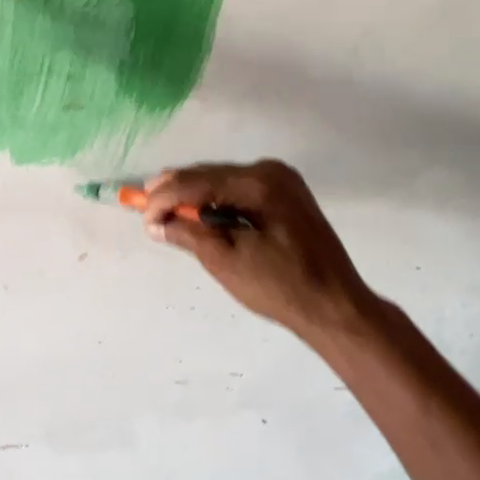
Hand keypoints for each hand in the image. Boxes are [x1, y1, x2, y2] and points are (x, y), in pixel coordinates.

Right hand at [143, 160, 374, 337]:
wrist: (339, 309)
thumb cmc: (282, 288)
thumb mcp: (227, 262)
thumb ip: (188, 235)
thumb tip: (155, 223)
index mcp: (260, 183)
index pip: (199, 181)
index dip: (165, 196)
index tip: (141, 214)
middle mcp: (271, 171)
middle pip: (210, 174)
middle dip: (177, 189)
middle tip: (144, 203)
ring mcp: (282, 181)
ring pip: (223, 180)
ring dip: (194, 193)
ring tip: (164, 207)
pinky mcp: (286, 195)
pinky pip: (239, 189)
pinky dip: (216, 200)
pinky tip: (198, 212)